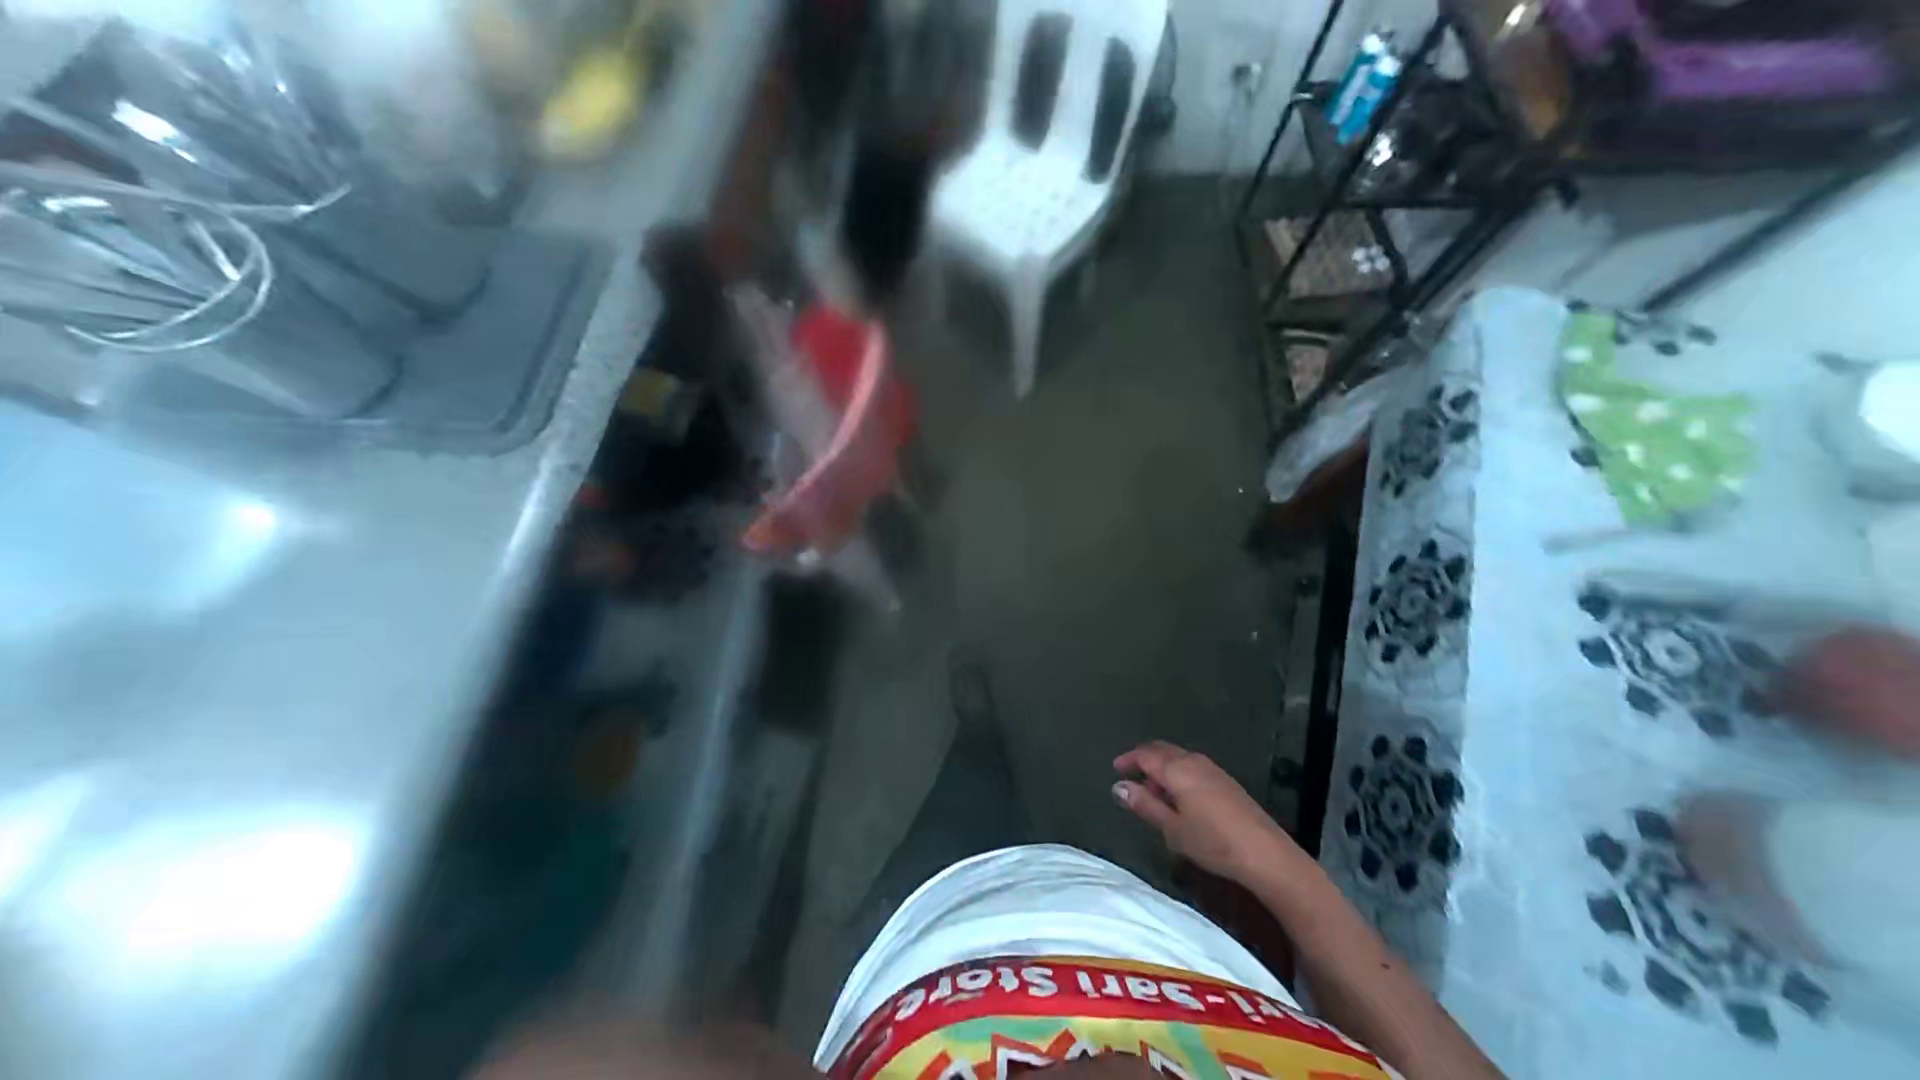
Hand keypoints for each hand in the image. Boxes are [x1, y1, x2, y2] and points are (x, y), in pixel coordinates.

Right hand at [1112, 741, 1307, 882]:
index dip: (1129, 759)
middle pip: (1163, 750)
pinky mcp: (1226, 781)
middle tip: (1130, 776)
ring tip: (1153, 792)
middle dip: (1144, 759)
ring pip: (1179, 758)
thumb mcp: (1171, 828)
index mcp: (1177, 769)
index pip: (1146, 754)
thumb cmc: (1212, 842)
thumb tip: (1119, 786)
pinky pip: (1192, 767)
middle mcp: (1194, 761)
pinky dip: (1178, 774)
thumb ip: (1144, 804)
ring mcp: (1213, 769)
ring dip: (1162, 768)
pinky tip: (1179, 798)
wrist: (1266, 854)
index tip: (1116, 769)